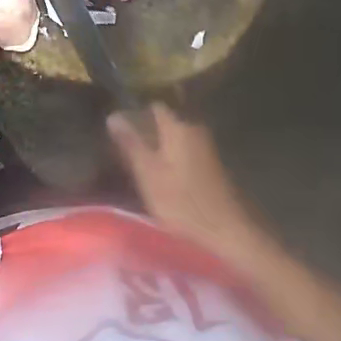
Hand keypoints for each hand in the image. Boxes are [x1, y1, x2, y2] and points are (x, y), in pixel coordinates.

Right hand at [108, 104, 257, 245]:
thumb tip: (113, 115)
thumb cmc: (182, 202)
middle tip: (124, 147)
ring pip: (175, 139)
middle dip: (146, 131)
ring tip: (137, 163)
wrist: (228, 233)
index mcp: (178, 128)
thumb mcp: (147, 173)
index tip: (120, 123)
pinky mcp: (212, 168)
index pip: (155, 107)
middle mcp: (195, 131)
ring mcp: (206, 149)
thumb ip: (130, 143)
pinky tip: (160, 177)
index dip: (137, 111)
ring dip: (158, 147)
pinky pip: (185, 153)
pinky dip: (171, 160)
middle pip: (166, 122)